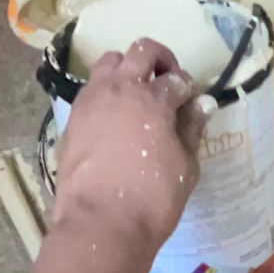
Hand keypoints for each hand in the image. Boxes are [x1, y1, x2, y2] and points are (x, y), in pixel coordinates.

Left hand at [53, 38, 212, 252]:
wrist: (99, 222)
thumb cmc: (152, 199)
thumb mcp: (185, 166)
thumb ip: (191, 130)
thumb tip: (201, 104)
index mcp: (152, 99)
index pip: (176, 78)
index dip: (187, 88)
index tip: (189, 102)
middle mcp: (119, 89)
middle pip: (141, 51)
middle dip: (159, 60)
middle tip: (166, 82)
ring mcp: (91, 100)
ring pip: (109, 62)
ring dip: (126, 69)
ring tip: (135, 94)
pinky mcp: (72, 117)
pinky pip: (90, 90)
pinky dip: (105, 93)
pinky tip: (113, 117)